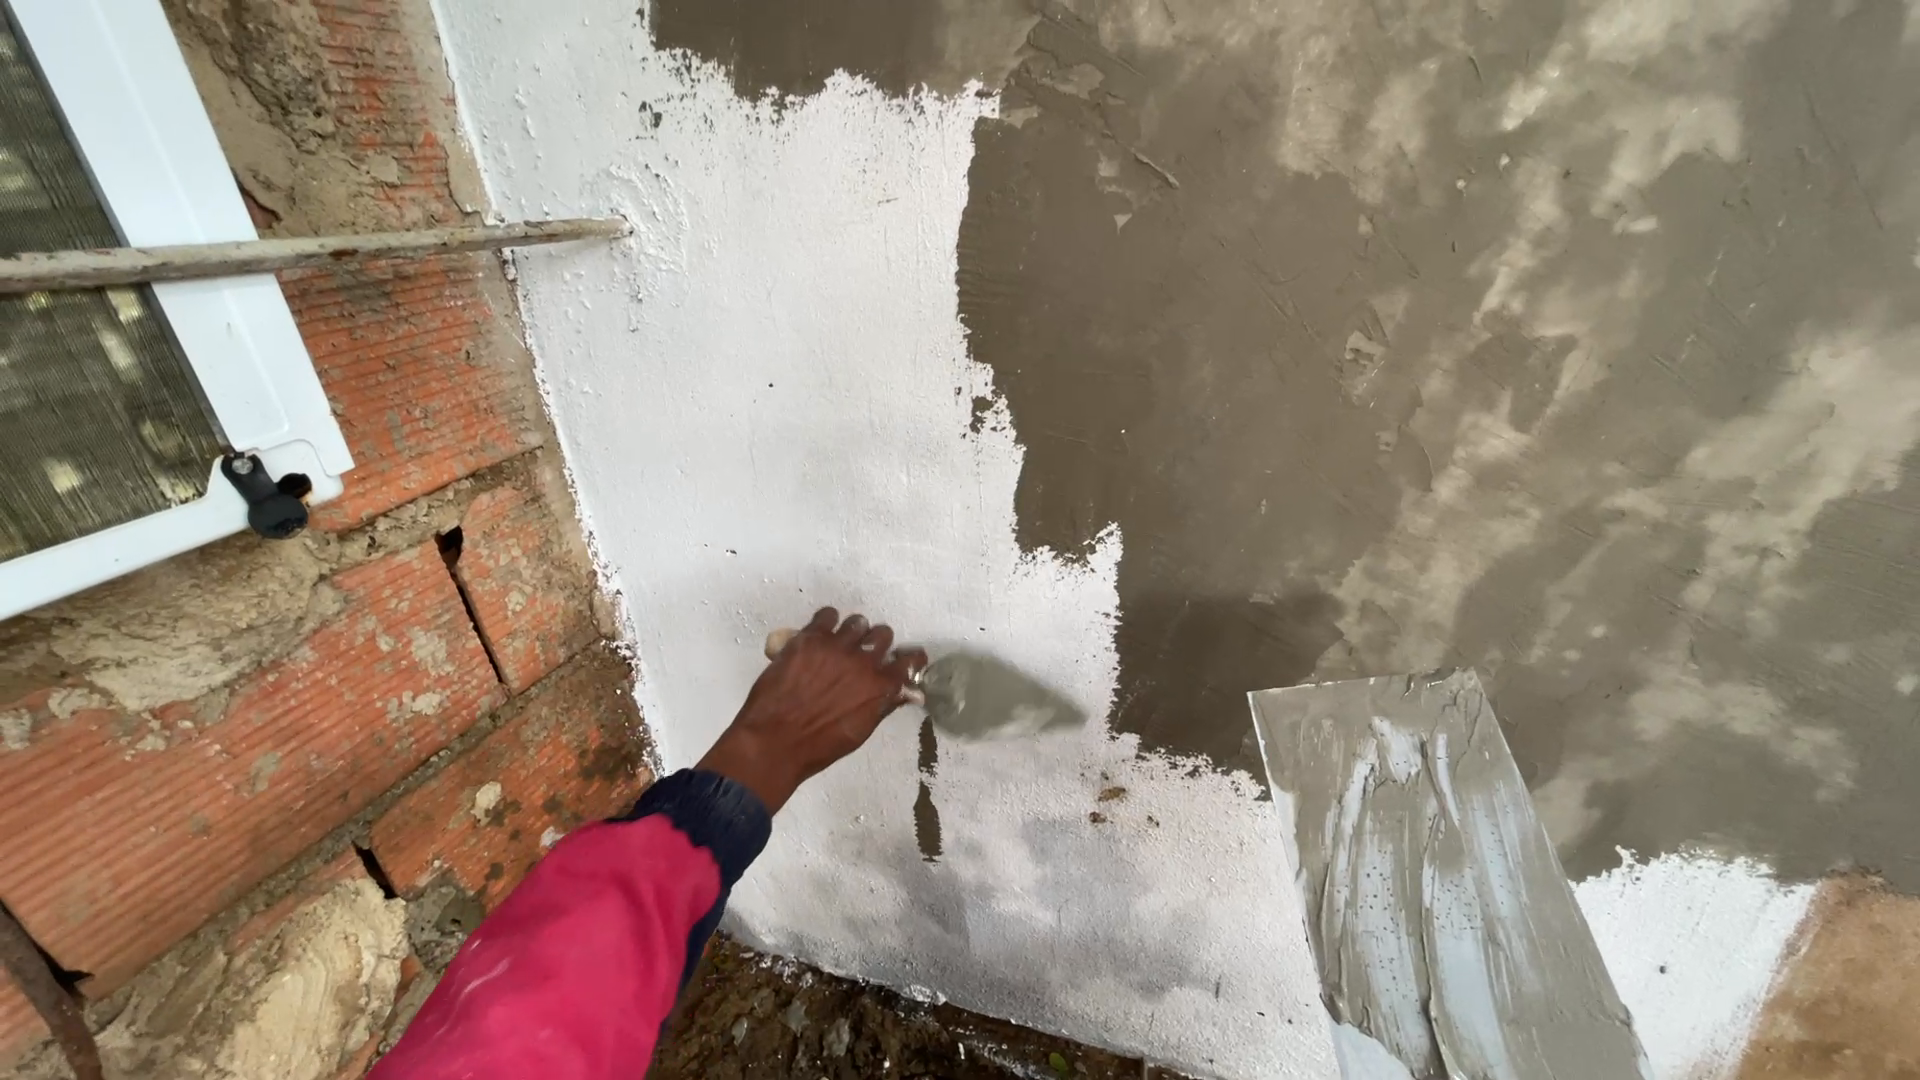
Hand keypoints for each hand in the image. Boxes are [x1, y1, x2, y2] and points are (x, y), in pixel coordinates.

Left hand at [697, 607, 927, 812]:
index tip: (907, 658)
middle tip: (864, 652)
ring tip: (840, 641)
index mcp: (880, 686)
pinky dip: (827, 621)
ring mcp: (837, 646)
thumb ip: (883, 705)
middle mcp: (864, 661)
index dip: (910, 658)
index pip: (909, 660)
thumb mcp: (860, 731)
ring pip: (857, 622)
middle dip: (877, 641)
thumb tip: (905, 693)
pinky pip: (827, 615)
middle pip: (883, 634)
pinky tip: (820, 633)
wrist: (775, 741)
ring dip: (853, 631)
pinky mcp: (810, 638)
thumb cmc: (819, 745)